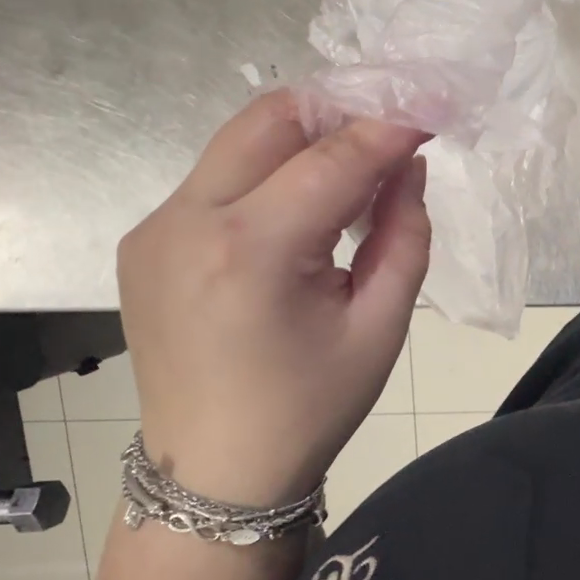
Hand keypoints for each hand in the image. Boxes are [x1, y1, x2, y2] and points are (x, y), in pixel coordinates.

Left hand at [117, 90, 430, 508]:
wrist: (216, 468)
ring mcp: (155, 227)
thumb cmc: (314, 406)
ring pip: (239, 142)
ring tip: (360, 172)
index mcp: (251, 250)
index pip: (332, 157)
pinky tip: (307, 211)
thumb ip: (404, 238)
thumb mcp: (381, 326)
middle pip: (269, 120)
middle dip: (340, 110)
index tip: (433, 112)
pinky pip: (218, 179)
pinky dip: (272, 174)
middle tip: (394, 131)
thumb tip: (408, 170)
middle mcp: (186, 220)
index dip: (389, 127)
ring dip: (306, 140)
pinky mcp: (146, 240)